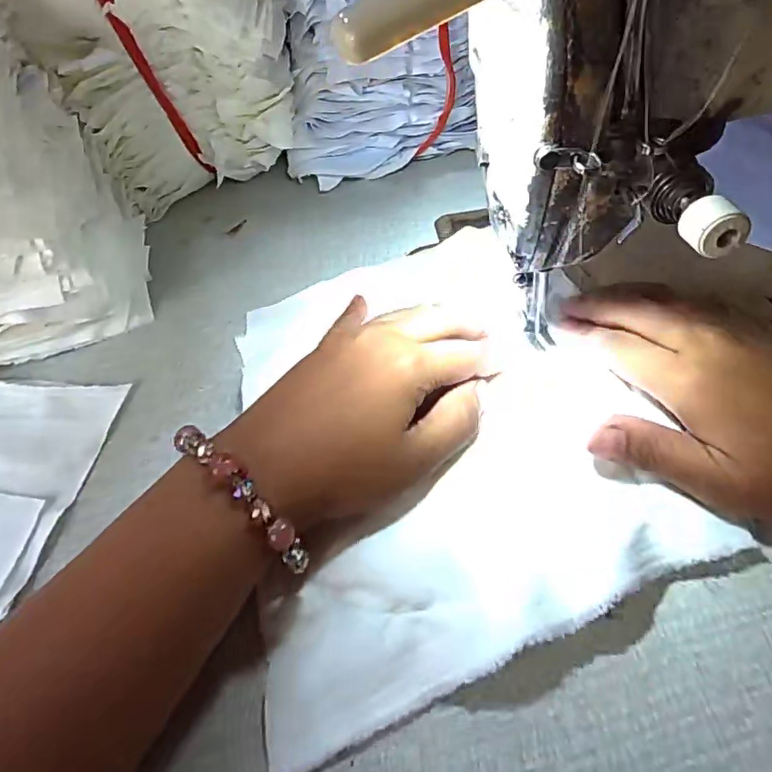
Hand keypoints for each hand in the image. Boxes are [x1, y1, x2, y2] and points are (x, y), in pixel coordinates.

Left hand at [220, 296, 488, 529]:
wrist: (265, 468)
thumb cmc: (346, 471)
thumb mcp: (413, 461)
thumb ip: (456, 422)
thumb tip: (475, 391)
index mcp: (411, 363)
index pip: (462, 356)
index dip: (487, 361)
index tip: (505, 364)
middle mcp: (384, 337)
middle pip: (435, 322)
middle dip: (465, 327)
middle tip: (486, 334)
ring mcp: (349, 337)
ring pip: (400, 314)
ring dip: (429, 316)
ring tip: (448, 322)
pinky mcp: (323, 346)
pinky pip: (352, 318)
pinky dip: (367, 310)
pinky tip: (366, 301)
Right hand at [559, 285, 771, 527]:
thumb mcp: (717, 480)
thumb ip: (651, 450)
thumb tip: (589, 434)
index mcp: (684, 377)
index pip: (619, 346)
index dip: (585, 336)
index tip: (557, 328)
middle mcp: (700, 341)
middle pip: (635, 311)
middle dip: (596, 306)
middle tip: (566, 306)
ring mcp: (731, 328)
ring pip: (663, 299)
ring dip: (624, 295)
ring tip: (597, 297)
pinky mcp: (755, 327)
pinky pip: (691, 300)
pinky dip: (659, 295)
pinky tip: (657, 302)